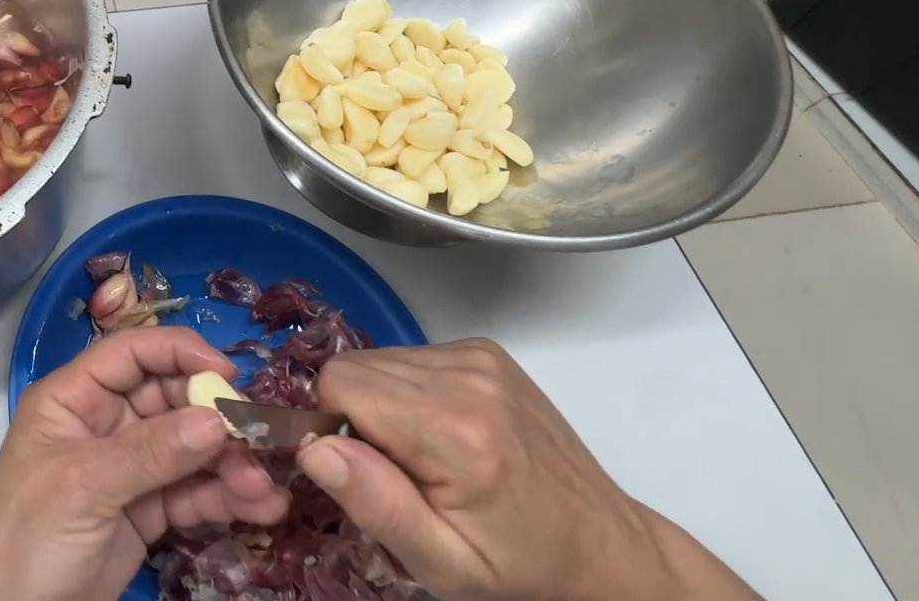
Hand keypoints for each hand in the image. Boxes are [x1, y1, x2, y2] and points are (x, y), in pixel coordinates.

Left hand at [0, 326, 288, 600]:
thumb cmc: (25, 538)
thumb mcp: (83, 486)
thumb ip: (150, 452)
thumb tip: (217, 420)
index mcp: (73, 398)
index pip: (130, 353)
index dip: (177, 352)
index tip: (227, 370)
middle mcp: (102, 423)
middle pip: (168, 398)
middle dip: (213, 414)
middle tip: (257, 437)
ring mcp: (125, 469)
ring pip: (186, 448)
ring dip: (228, 462)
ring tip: (263, 488)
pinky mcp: (144, 513)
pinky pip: (191, 494)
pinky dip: (224, 498)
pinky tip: (260, 507)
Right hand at [296, 338, 759, 600]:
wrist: (605, 548)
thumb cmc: (518, 568)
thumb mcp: (443, 566)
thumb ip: (375, 504)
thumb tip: (312, 448)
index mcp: (454, 431)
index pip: (339, 384)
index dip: (336, 428)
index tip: (370, 472)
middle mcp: (466, 377)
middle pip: (354, 368)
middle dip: (357, 416)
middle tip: (400, 471)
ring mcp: (478, 357)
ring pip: (377, 360)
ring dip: (383, 402)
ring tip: (428, 453)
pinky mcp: (484, 350)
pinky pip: (408, 356)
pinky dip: (409, 390)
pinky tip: (445, 429)